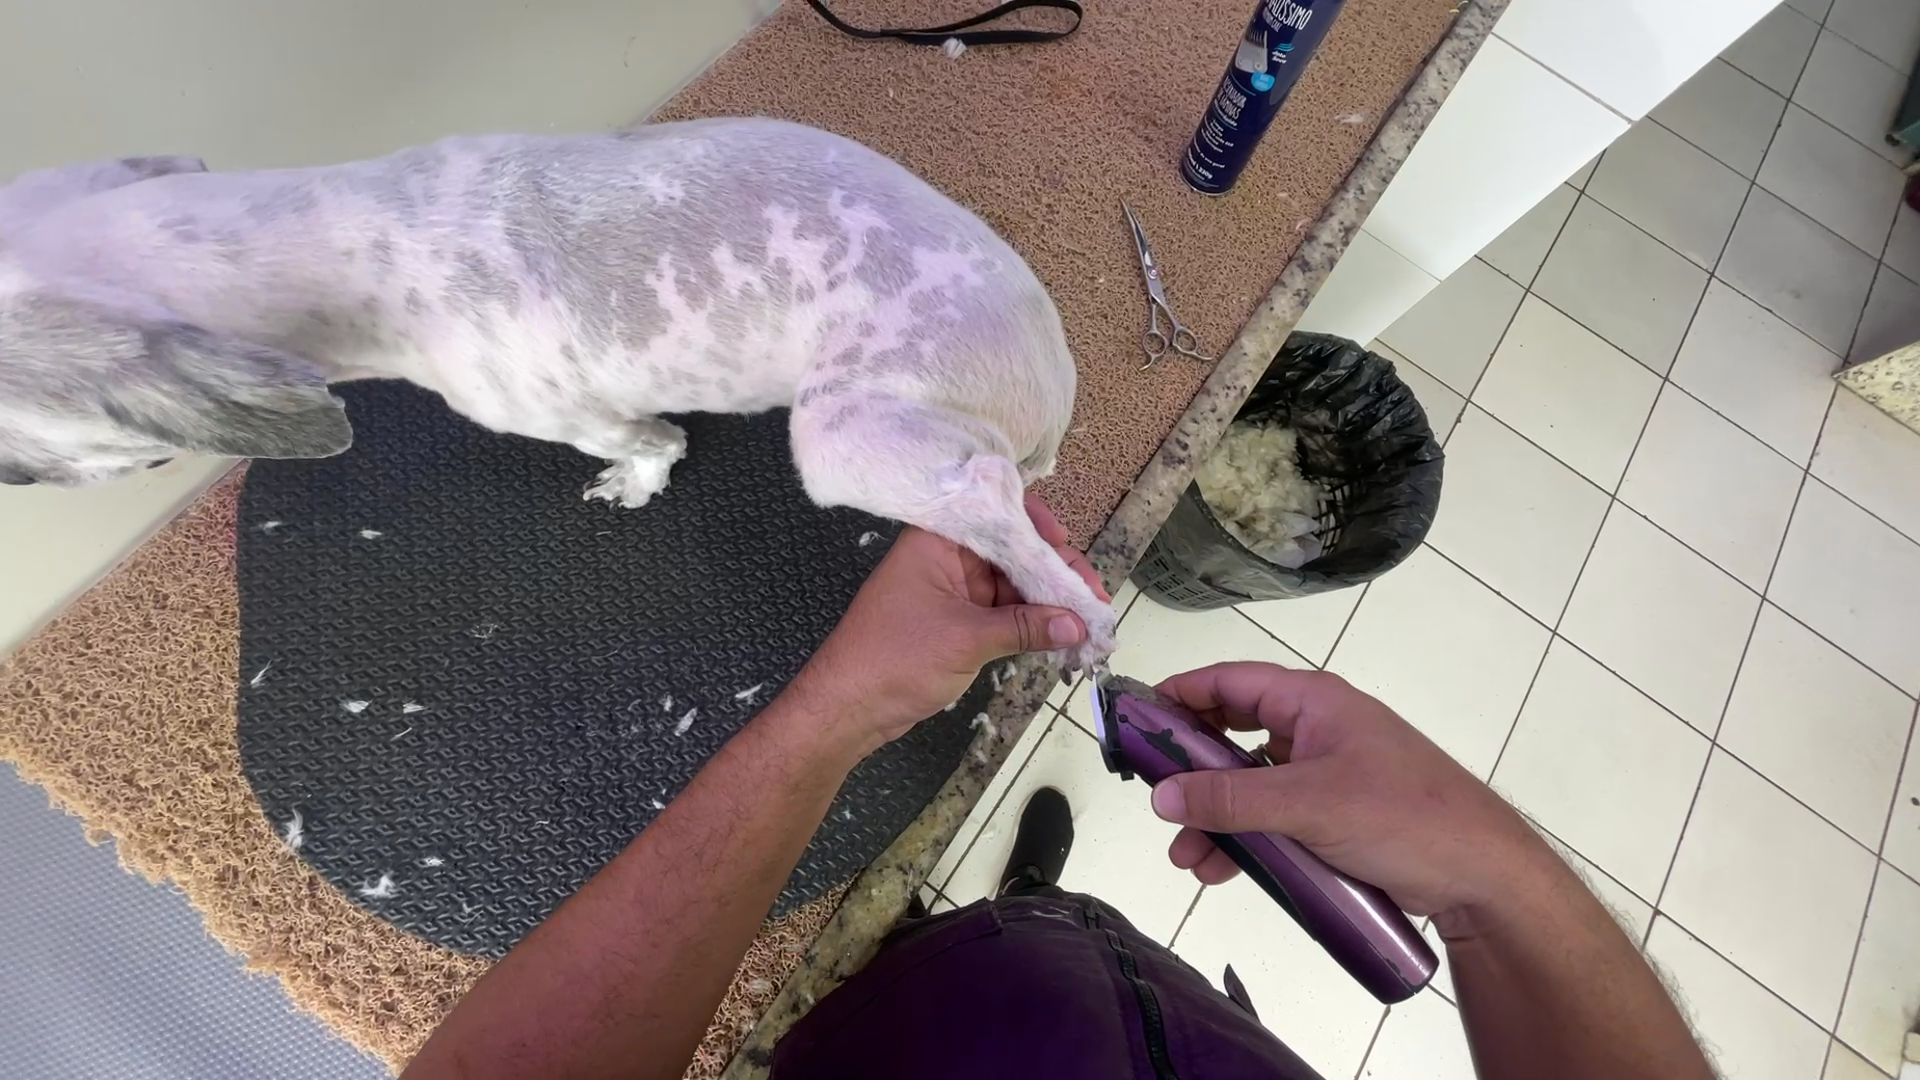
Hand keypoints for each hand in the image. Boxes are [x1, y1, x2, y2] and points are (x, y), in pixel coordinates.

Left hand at [789, 495, 1107, 750]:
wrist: (847, 708)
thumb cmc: (894, 659)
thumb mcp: (965, 638)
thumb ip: (1024, 627)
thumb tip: (1078, 624)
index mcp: (938, 540)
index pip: (996, 514)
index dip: (1036, 525)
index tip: (1068, 544)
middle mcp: (948, 557)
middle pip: (1012, 551)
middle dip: (1054, 572)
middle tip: (1094, 597)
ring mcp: (954, 590)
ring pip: (1013, 584)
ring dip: (1049, 601)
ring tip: (1090, 620)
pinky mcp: (959, 620)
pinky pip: (1004, 611)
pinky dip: (1032, 623)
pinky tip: (1064, 635)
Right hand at [1147, 662, 1557, 935]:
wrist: (1490, 883)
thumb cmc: (1401, 816)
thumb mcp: (1307, 804)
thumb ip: (1229, 798)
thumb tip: (1157, 797)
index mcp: (1310, 700)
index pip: (1228, 680)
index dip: (1180, 693)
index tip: (1137, 719)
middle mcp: (1312, 726)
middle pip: (1231, 732)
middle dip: (1192, 768)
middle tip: (1156, 791)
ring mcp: (1323, 770)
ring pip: (1249, 781)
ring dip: (1215, 814)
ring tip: (1186, 856)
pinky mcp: (1332, 810)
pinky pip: (1273, 813)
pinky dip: (1245, 836)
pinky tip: (1221, 869)